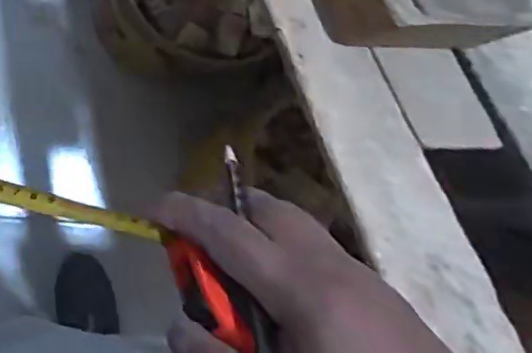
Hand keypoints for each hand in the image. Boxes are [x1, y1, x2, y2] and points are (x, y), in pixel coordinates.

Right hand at [155, 189, 450, 352]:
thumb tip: (176, 326)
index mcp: (303, 287)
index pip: (227, 229)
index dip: (183, 212)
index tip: (151, 208)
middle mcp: (331, 263)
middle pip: (264, 206)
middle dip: (223, 212)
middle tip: (199, 249)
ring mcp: (361, 274)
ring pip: (292, 223)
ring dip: (255, 232)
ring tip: (239, 280)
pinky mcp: (381, 293)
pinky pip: (316, 250)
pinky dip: (285, 255)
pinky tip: (287, 307)